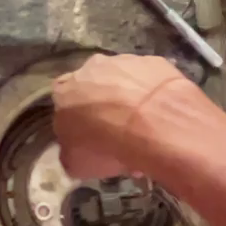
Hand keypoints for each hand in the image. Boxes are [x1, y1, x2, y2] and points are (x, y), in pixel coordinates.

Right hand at [50, 54, 195, 179]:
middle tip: (119, 134)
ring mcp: (123, 61)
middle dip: (104, 108)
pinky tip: (161, 116)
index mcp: (64, 91)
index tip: (90, 139)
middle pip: (94, 87)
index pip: (64, 102)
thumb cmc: (105, 145)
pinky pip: (150, 80)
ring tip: (145, 129)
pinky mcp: (153, 62)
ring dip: (130, 100)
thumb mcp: (76, 164)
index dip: (77, 121)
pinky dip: (153, 95)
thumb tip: (75, 151)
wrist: (152, 123)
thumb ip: (71, 151)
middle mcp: (90, 68)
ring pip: (123, 81)